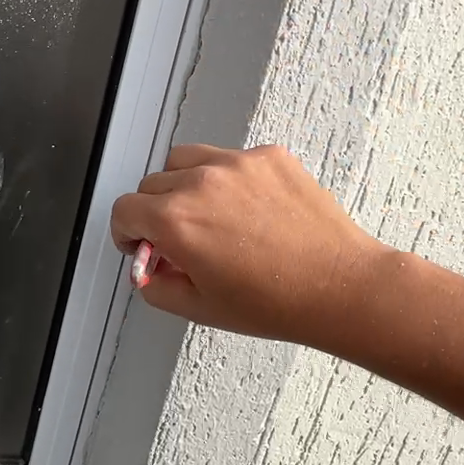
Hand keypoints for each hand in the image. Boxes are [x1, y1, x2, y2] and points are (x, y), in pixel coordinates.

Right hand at [109, 144, 391, 345]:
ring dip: (182, 185)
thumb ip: (157, 286)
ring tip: (206, 216)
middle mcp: (202, 184)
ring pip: (184, 160)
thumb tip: (149, 271)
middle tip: (175, 239)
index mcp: (177, 221)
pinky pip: (228, 158)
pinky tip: (245, 209)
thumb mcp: (199, 307)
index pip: (124, 209)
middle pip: (151, 183)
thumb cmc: (277, 301)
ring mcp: (238, 165)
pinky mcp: (269, 157)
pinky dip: (225, 178)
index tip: (138, 242)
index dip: (126, 232)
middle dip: (153, 212)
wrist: (339, 288)